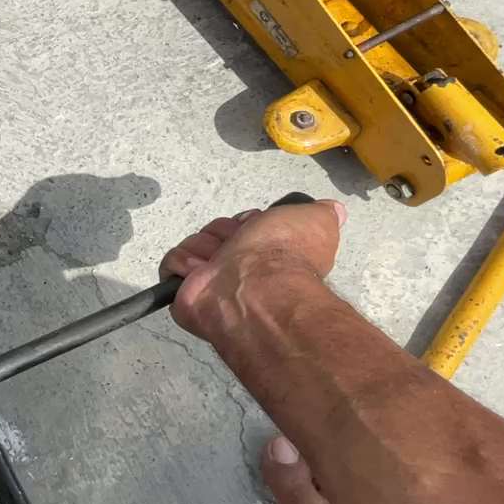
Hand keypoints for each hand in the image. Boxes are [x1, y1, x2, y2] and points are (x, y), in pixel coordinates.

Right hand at [159, 199, 345, 341]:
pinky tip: (199, 272)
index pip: (242, 225)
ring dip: (201, 249)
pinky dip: (182, 265)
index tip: (254, 224)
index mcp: (268, 252)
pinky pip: (172, 267)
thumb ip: (319, 213)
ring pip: (191, 247)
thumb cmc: (281, 253)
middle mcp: (242, 268)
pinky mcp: (186, 294)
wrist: (252, 290)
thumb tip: (332, 209)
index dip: (246, 221)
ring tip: (215, 264)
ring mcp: (213, 282)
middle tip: (234, 246)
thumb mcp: (315, 222)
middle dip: (220, 233)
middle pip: (214, 233)